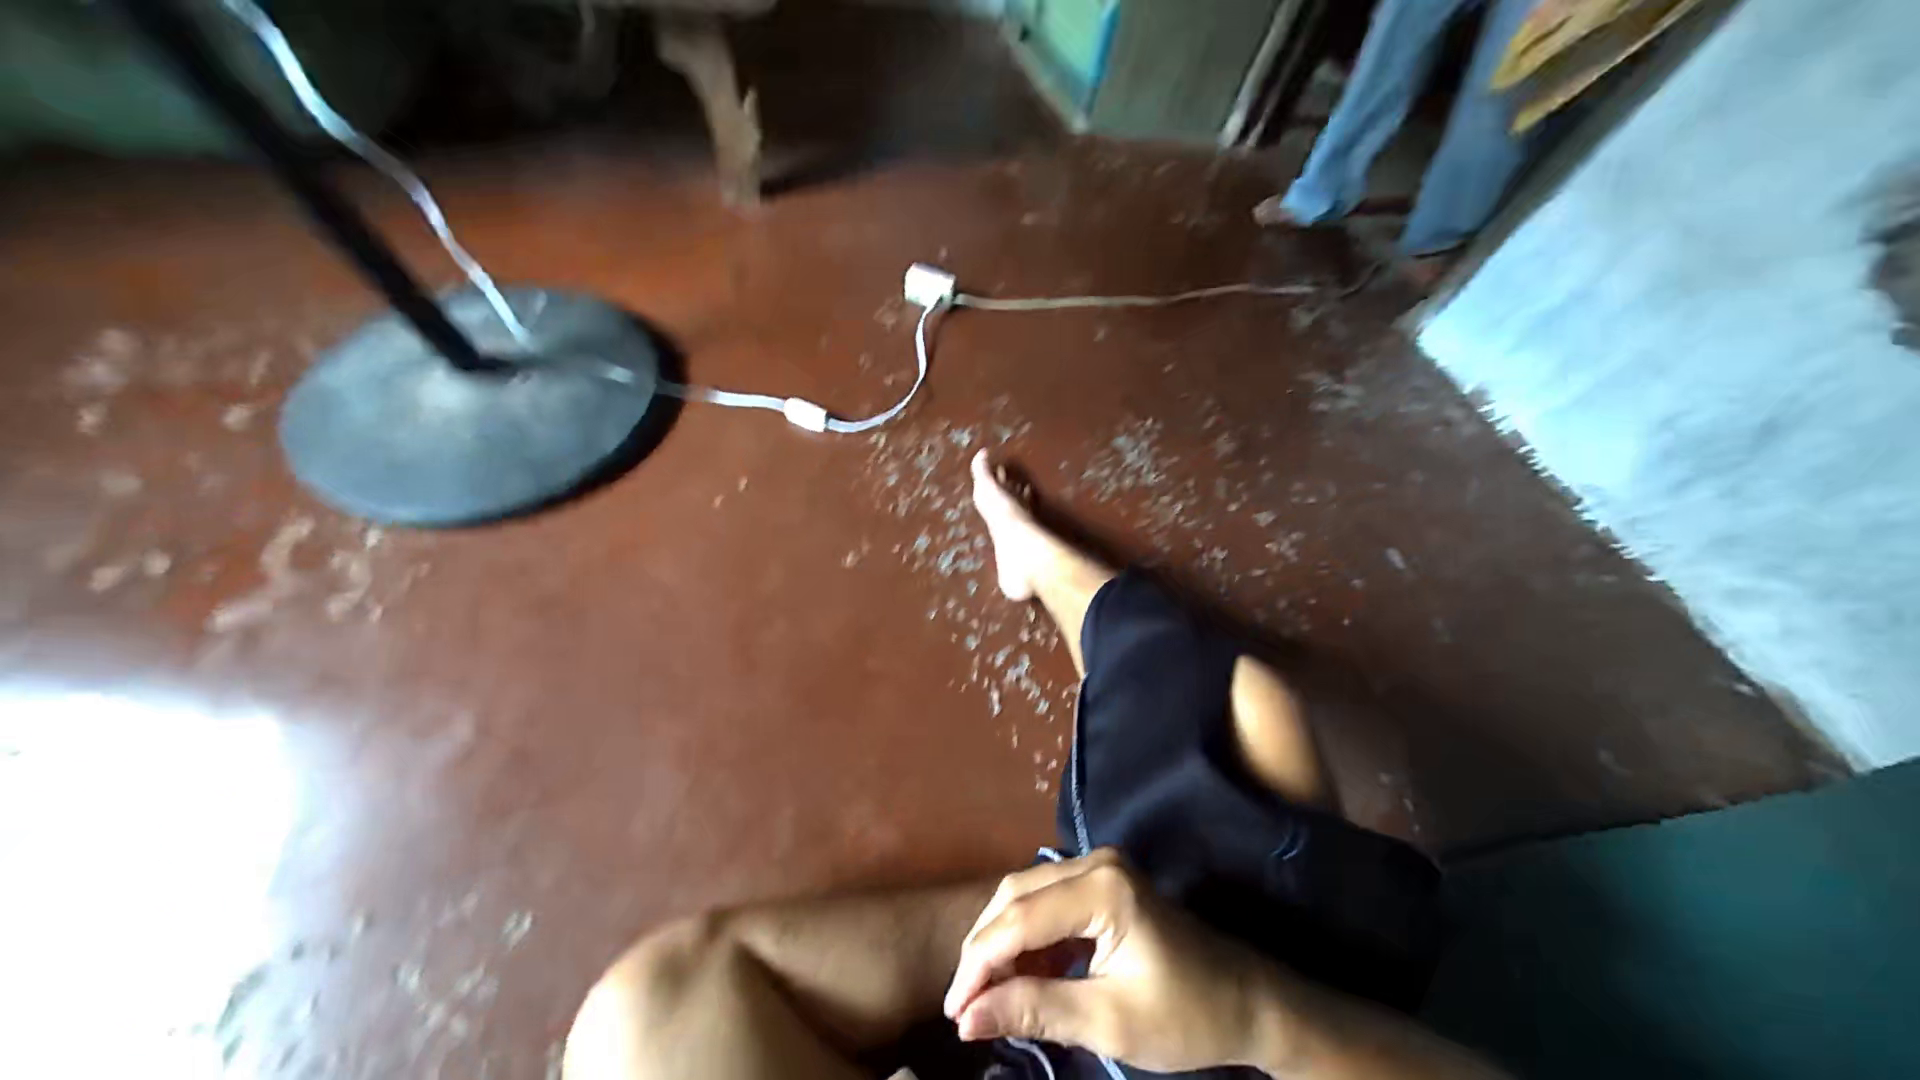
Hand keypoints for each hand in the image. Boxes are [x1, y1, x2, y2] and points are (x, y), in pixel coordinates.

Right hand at [942, 849, 1282, 1073]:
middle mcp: (1094, 863)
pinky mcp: (1101, 883)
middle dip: (984, 949)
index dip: (979, 964)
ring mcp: (1098, 868)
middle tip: (964, 1005)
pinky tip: (1021, 977)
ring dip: (1003, 944)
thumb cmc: (1187, 1017)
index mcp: (1102, 889)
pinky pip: (1047, 903)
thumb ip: (1035, 1010)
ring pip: (1026, 896)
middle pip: (1016, 896)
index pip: (1019, 920)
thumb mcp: (1109, 1022)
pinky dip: (1027, 940)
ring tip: (988, 996)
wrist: (1249, 1002)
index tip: (954, 1012)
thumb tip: (966, 1019)